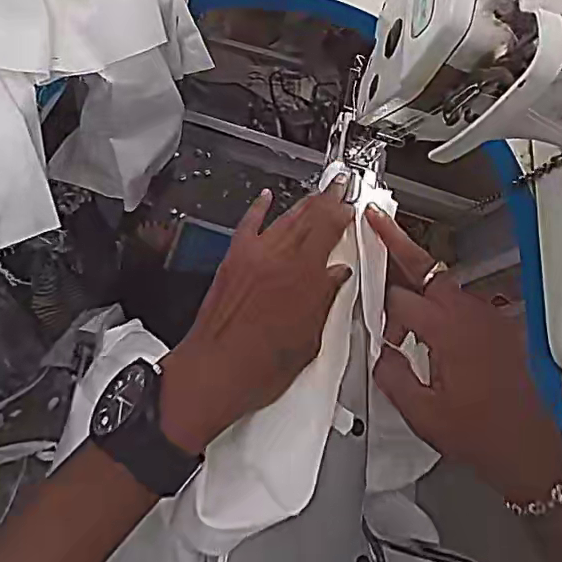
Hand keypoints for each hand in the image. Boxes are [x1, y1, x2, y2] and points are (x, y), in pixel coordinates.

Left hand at [159, 179, 353, 454]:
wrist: (211, 374)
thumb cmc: (257, 368)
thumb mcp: (308, 341)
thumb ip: (324, 301)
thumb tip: (337, 278)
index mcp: (303, 277)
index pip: (329, 230)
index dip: (342, 214)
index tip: (351, 207)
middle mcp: (279, 259)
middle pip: (309, 217)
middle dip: (328, 199)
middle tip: (339, 188)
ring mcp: (254, 257)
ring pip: (284, 219)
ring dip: (304, 203)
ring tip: (317, 194)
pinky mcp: (232, 261)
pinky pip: (248, 225)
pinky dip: (258, 208)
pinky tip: (265, 198)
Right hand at [366, 208, 561, 505]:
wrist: (531, 448)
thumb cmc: (484, 435)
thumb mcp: (424, 414)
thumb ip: (393, 376)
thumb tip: (380, 352)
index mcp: (448, 329)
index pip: (399, 299)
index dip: (378, 309)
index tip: (367, 318)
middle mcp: (469, 312)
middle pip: (424, 267)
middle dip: (396, 243)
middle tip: (376, 221)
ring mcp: (486, 315)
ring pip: (442, 282)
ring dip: (416, 277)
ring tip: (393, 269)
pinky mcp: (496, 324)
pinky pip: (460, 299)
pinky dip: (438, 298)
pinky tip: (427, 318)